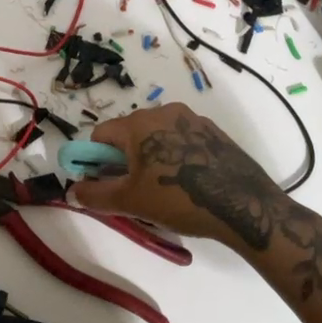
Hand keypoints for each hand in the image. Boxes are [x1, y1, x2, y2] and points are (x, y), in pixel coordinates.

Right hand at [75, 103, 289, 247]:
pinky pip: (183, 141)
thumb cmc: (180, 200)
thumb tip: (72, 193)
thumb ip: (94, 195)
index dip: (97, 160)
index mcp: (139, 123)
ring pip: (158, 137)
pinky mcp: (217, 134)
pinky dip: (178, 158)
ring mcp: (194, 121)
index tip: (107, 182)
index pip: (101, 135)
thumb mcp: (130, 201)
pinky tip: (189, 184)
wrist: (249, 209)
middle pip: (130, 134)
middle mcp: (165, 112)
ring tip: (166, 189)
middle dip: (126, 160)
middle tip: (138, 190)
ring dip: (153, 158)